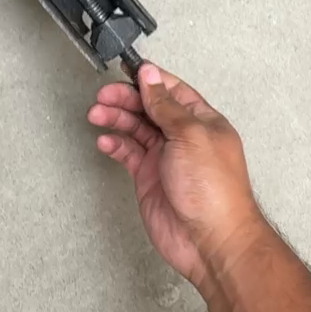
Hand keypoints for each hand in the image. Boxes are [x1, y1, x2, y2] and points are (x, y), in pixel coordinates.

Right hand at [88, 63, 265, 288]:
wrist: (210, 241)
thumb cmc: (214, 190)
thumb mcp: (190, 135)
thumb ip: (165, 105)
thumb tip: (150, 76)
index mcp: (201, 120)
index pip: (170, 90)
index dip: (148, 79)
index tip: (126, 71)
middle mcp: (183, 136)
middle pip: (149, 107)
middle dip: (125, 98)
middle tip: (103, 95)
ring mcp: (166, 157)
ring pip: (135, 128)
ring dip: (115, 118)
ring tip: (97, 114)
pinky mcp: (150, 177)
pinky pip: (128, 153)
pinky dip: (115, 145)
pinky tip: (105, 141)